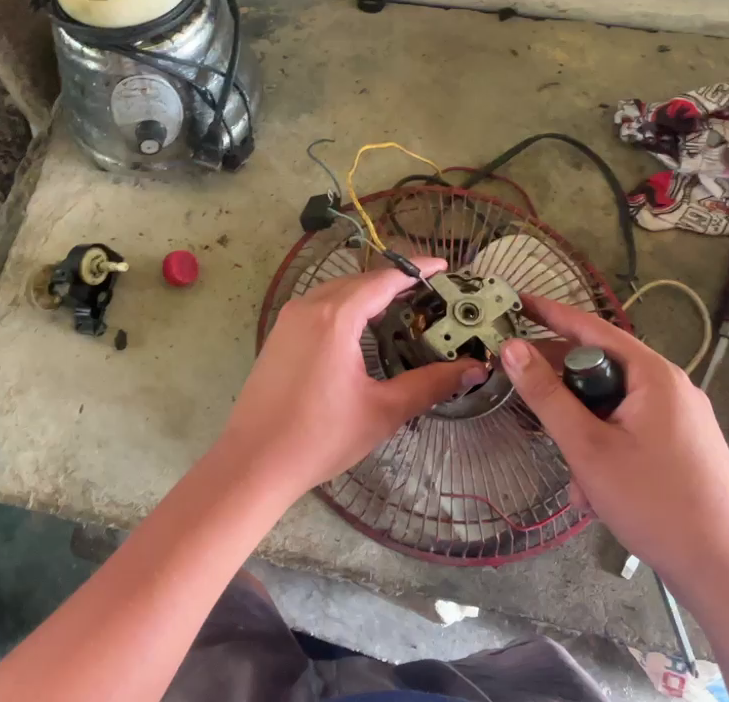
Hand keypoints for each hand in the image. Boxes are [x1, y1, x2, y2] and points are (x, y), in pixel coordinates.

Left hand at [219, 258, 488, 498]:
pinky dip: (344, 307)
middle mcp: (308, 307)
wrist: (254, 460)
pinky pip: (318, 307)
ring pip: (336, 292)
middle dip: (393, 282)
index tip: (443, 267)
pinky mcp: (278, 335)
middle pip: (358, 281)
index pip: (382, 280)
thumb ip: (430, 385)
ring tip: (401, 307)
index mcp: (335, 318)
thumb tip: (473, 369)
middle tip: (429, 294)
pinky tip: (361, 328)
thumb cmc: (320, 436)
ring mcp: (288, 319)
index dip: (415, 270)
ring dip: (367, 294)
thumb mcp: (382, 411)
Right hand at [500, 297, 728, 584]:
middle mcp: (672, 387)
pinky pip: (632, 429)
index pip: (591, 327)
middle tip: (525, 398)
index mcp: (653, 375)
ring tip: (572, 473)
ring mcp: (683, 417)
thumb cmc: (653, 501)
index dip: (549, 313)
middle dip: (564, 392)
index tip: (515, 301)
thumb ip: (546, 394)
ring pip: (614, 405)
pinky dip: (606, 448)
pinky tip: (594, 492)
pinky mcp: (686, 446)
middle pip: (601, 369)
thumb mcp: (586, 446)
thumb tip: (512, 347)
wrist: (724, 571)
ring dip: (584, 431)